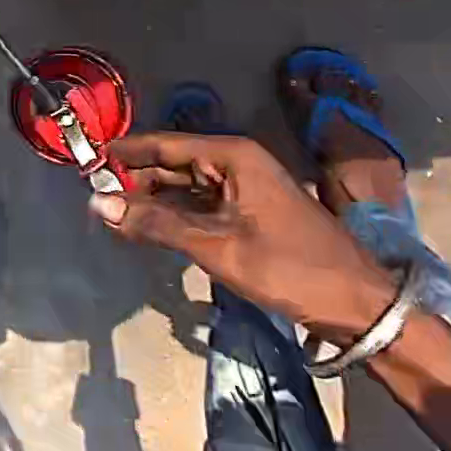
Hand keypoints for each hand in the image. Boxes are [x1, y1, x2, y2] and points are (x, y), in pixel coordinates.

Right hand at [92, 132, 397, 342]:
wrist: (360, 306)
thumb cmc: (289, 267)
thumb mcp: (216, 245)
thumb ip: (156, 223)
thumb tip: (99, 204)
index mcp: (232, 156)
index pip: (165, 144)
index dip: (127, 151)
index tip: (90, 157)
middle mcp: (236, 162)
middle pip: (172, 163)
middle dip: (136, 178)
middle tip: (96, 192)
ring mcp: (243, 186)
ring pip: (184, 185)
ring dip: (152, 198)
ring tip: (115, 211)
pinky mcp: (247, 210)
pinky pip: (199, 203)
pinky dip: (173, 213)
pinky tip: (149, 225)